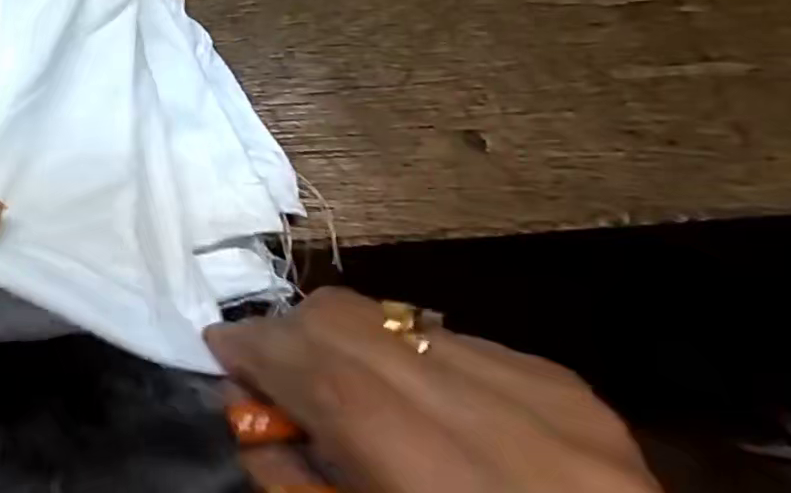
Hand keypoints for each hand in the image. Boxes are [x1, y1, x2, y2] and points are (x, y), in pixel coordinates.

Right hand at [207, 288, 660, 492]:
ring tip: (342, 389)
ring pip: (394, 315)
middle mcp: (511, 427)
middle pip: (354, 320)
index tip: (219, 347)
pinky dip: (408, 359)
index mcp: (453, 490)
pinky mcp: (572, 388)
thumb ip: (294, 484)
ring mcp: (550, 398)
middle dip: (291, 332)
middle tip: (269, 368)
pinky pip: (449, 339)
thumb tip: (243, 402)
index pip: (330, 376)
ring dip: (345, 341)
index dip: (260, 349)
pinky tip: (421, 408)